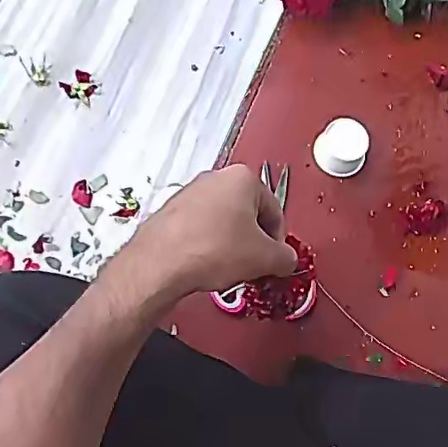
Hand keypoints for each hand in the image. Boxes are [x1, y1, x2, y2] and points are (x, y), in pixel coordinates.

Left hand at [108, 165, 297, 304]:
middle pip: (249, 214)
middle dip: (254, 242)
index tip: (276, 259)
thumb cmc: (212, 250)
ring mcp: (191, 193)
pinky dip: (210, 245)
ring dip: (233, 244)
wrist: (160, 264)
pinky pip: (202, 228)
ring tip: (230, 268)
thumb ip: (286, 258)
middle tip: (255, 265)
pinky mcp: (172, 211)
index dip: (278, 241)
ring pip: (225, 222)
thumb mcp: (265, 258)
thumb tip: (287, 260)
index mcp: (243, 178)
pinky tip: (208, 265)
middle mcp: (215, 178)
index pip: (275, 212)